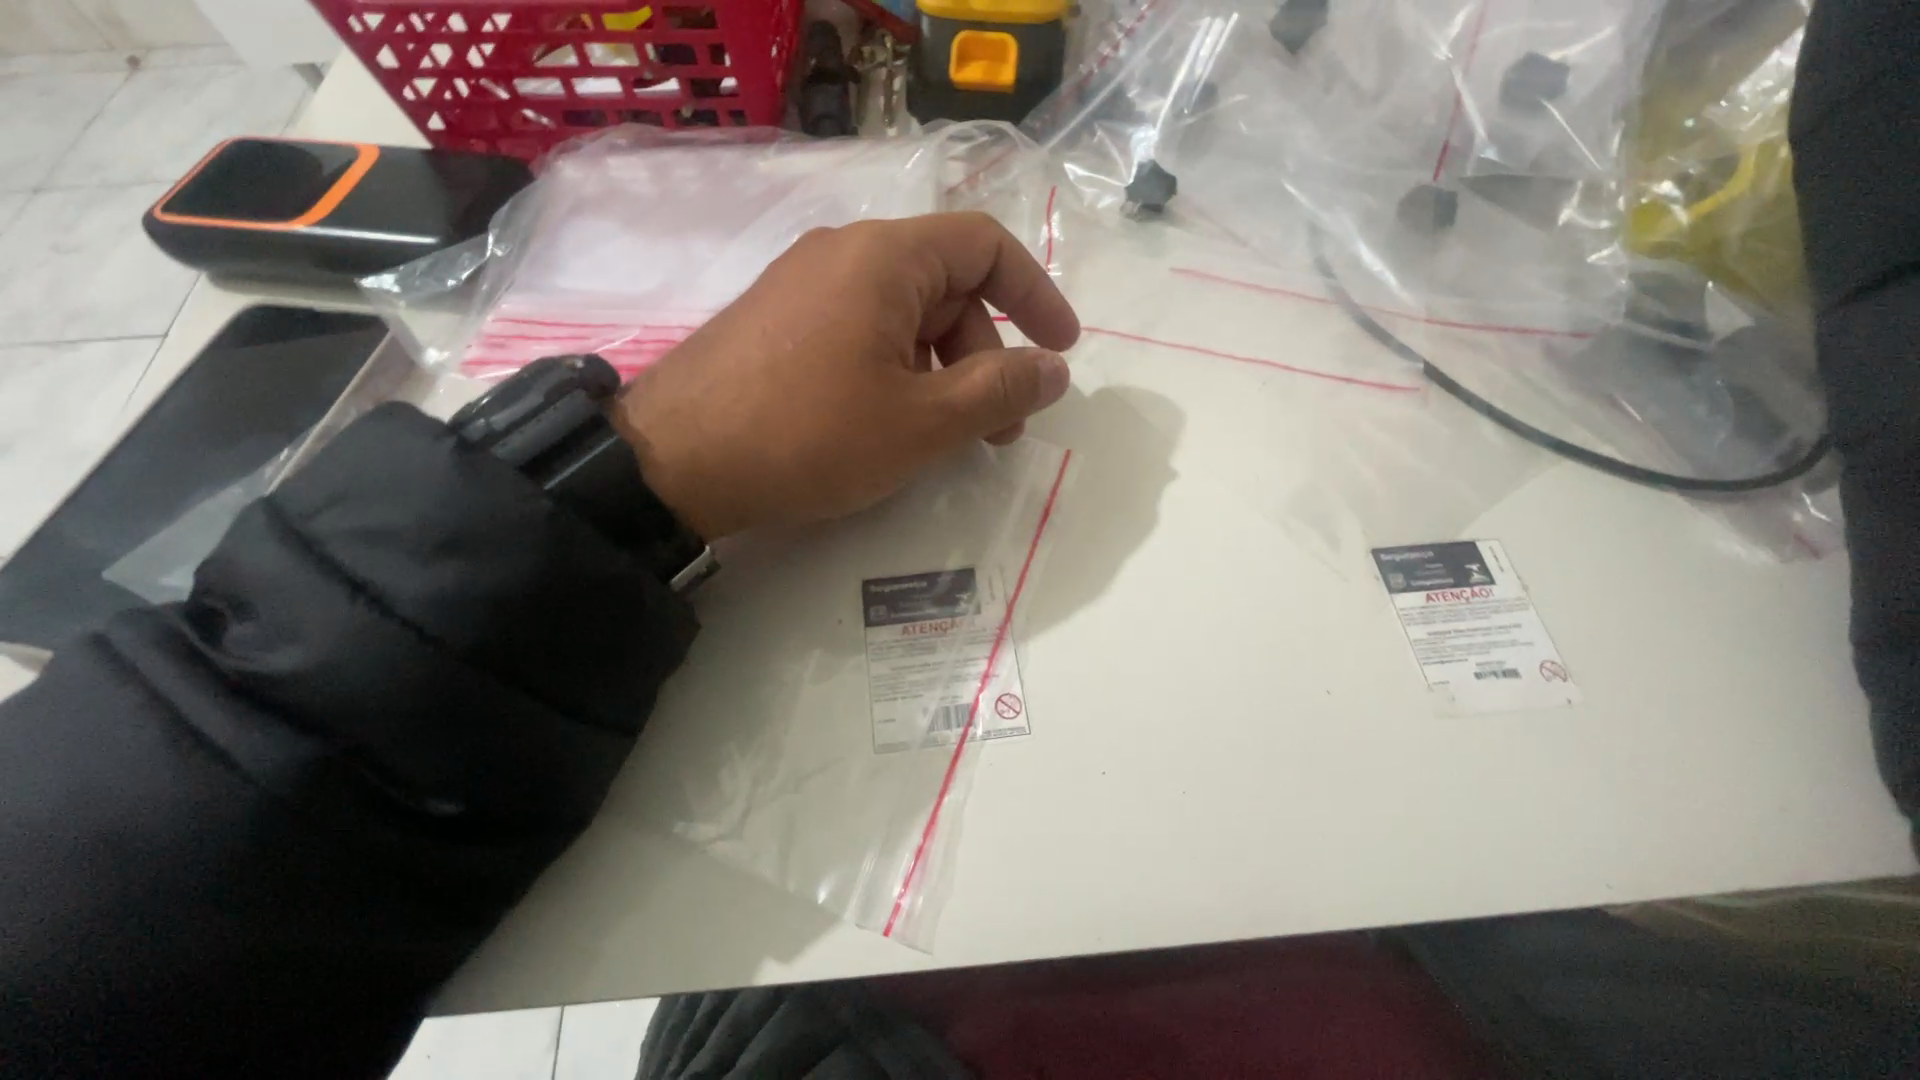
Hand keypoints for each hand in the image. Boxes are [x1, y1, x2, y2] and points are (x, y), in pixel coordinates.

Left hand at [613, 212, 1079, 539]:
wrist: (675, 461)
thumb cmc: (811, 435)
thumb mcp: (922, 422)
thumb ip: (999, 391)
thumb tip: (1054, 370)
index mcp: (886, 256)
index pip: (986, 246)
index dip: (1036, 294)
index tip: (1062, 351)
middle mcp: (844, 252)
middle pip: (947, 286)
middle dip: (987, 355)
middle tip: (999, 430)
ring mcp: (805, 285)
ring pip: (904, 315)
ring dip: (942, 371)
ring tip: (946, 439)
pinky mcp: (780, 320)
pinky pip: (861, 330)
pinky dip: (897, 371)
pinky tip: (892, 424)